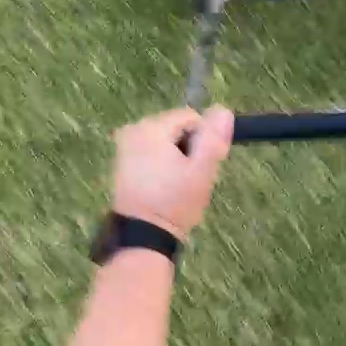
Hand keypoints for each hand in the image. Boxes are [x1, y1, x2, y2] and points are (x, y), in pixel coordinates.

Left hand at [111, 107, 234, 239]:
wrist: (144, 236)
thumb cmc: (174, 202)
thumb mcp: (202, 171)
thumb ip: (213, 138)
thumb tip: (223, 109)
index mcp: (151, 128)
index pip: (192, 119)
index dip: (203, 141)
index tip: (202, 167)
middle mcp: (133, 130)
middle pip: (177, 129)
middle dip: (189, 149)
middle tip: (191, 179)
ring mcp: (124, 146)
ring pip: (166, 142)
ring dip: (177, 158)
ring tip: (178, 185)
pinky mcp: (122, 162)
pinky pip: (153, 153)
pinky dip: (163, 165)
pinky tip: (165, 186)